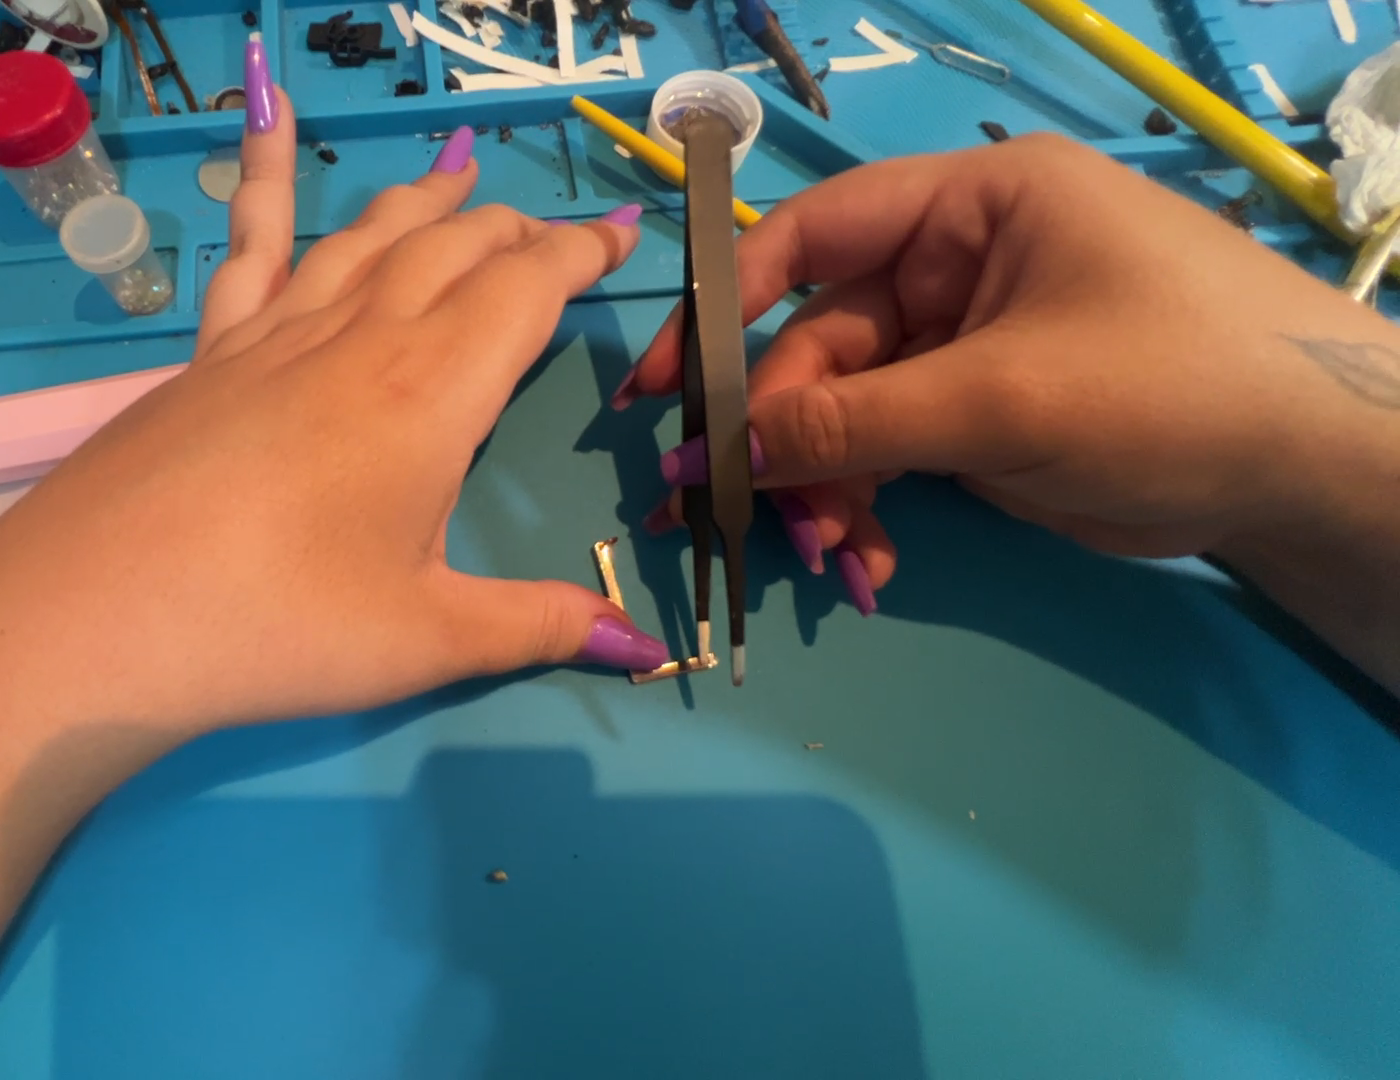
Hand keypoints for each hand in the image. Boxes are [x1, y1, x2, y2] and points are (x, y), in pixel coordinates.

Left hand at [0, 118, 660, 744]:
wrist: (95, 619)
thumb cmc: (279, 627)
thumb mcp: (429, 639)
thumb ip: (539, 627)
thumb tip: (644, 649)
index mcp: (430, 393)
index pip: (524, 290)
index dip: (579, 255)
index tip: (617, 235)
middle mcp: (357, 339)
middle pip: (452, 250)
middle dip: (513, 233)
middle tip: (547, 238)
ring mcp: (273, 336)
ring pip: (367, 237)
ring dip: (423, 203)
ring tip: (456, 177)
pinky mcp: (208, 354)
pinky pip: (249, 247)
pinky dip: (264, 176)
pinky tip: (262, 116)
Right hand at [621, 134, 1399, 608]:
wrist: (1315, 480)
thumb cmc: (1176, 386)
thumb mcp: (994, 398)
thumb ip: (843, 423)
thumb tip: (715, 457)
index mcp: (962, 211)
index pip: (806, 238)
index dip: (721, 307)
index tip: (663, 385)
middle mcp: (940, 272)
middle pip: (808, 355)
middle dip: (780, 442)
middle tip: (741, 512)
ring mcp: (940, 351)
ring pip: (828, 420)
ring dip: (815, 492)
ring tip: (824, 555)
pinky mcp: (946, 418)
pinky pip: (863, 460)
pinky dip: (852, 511)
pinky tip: (863, 563)